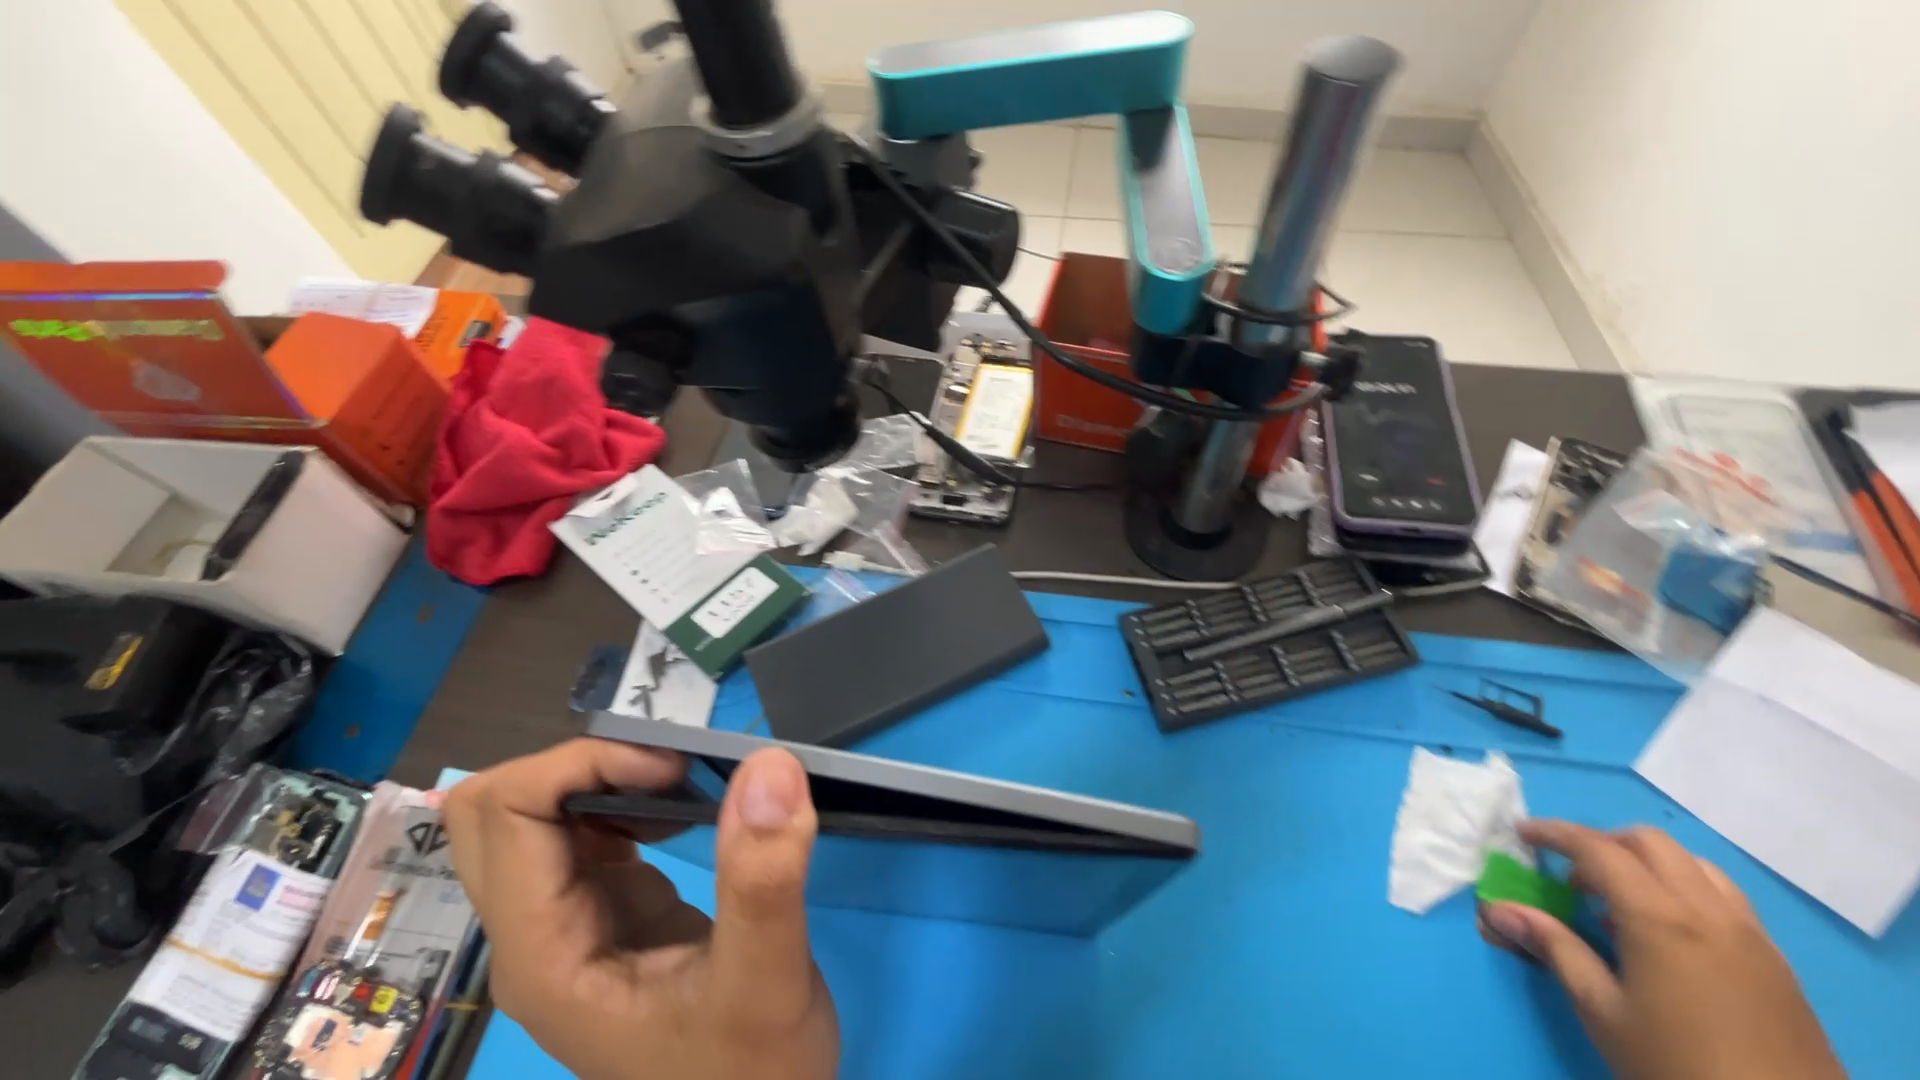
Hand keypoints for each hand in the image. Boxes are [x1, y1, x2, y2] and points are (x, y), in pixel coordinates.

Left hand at [443, 738, 837, 1079]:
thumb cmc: (753, 1077)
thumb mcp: (768, 984)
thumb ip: (763, 878)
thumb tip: (770, 763)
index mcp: (542, 953)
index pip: (507, 813)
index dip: (583, 764)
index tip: (675, 767)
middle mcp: (533, 932)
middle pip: (494, 810)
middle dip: (578, 763)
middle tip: (671, 768)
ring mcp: (565, 922)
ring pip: (532, 814)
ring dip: (599, 777)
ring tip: (684, 783)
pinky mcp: (603, 913)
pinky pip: (578, 832)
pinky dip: (620, 799)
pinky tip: (680, 813)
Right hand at [1480, 821, 1844, 1079]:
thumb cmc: (1675, 1064)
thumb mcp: (1602, 1010)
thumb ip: (1554, 948)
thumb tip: (1500, 908)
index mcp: (1659, 916)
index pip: (1598, 849)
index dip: (1555, 834)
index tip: (1522, 834)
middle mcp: (1708, 909)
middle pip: (1650, 843)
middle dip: (1604, 843)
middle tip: (1572, 876)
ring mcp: (1750, 933)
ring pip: (1694, 864)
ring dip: (1649, 864)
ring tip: (1622, 904)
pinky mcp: (1775, 959)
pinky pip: (1724, 897)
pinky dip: (1685, 889)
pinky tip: (1670, 935)